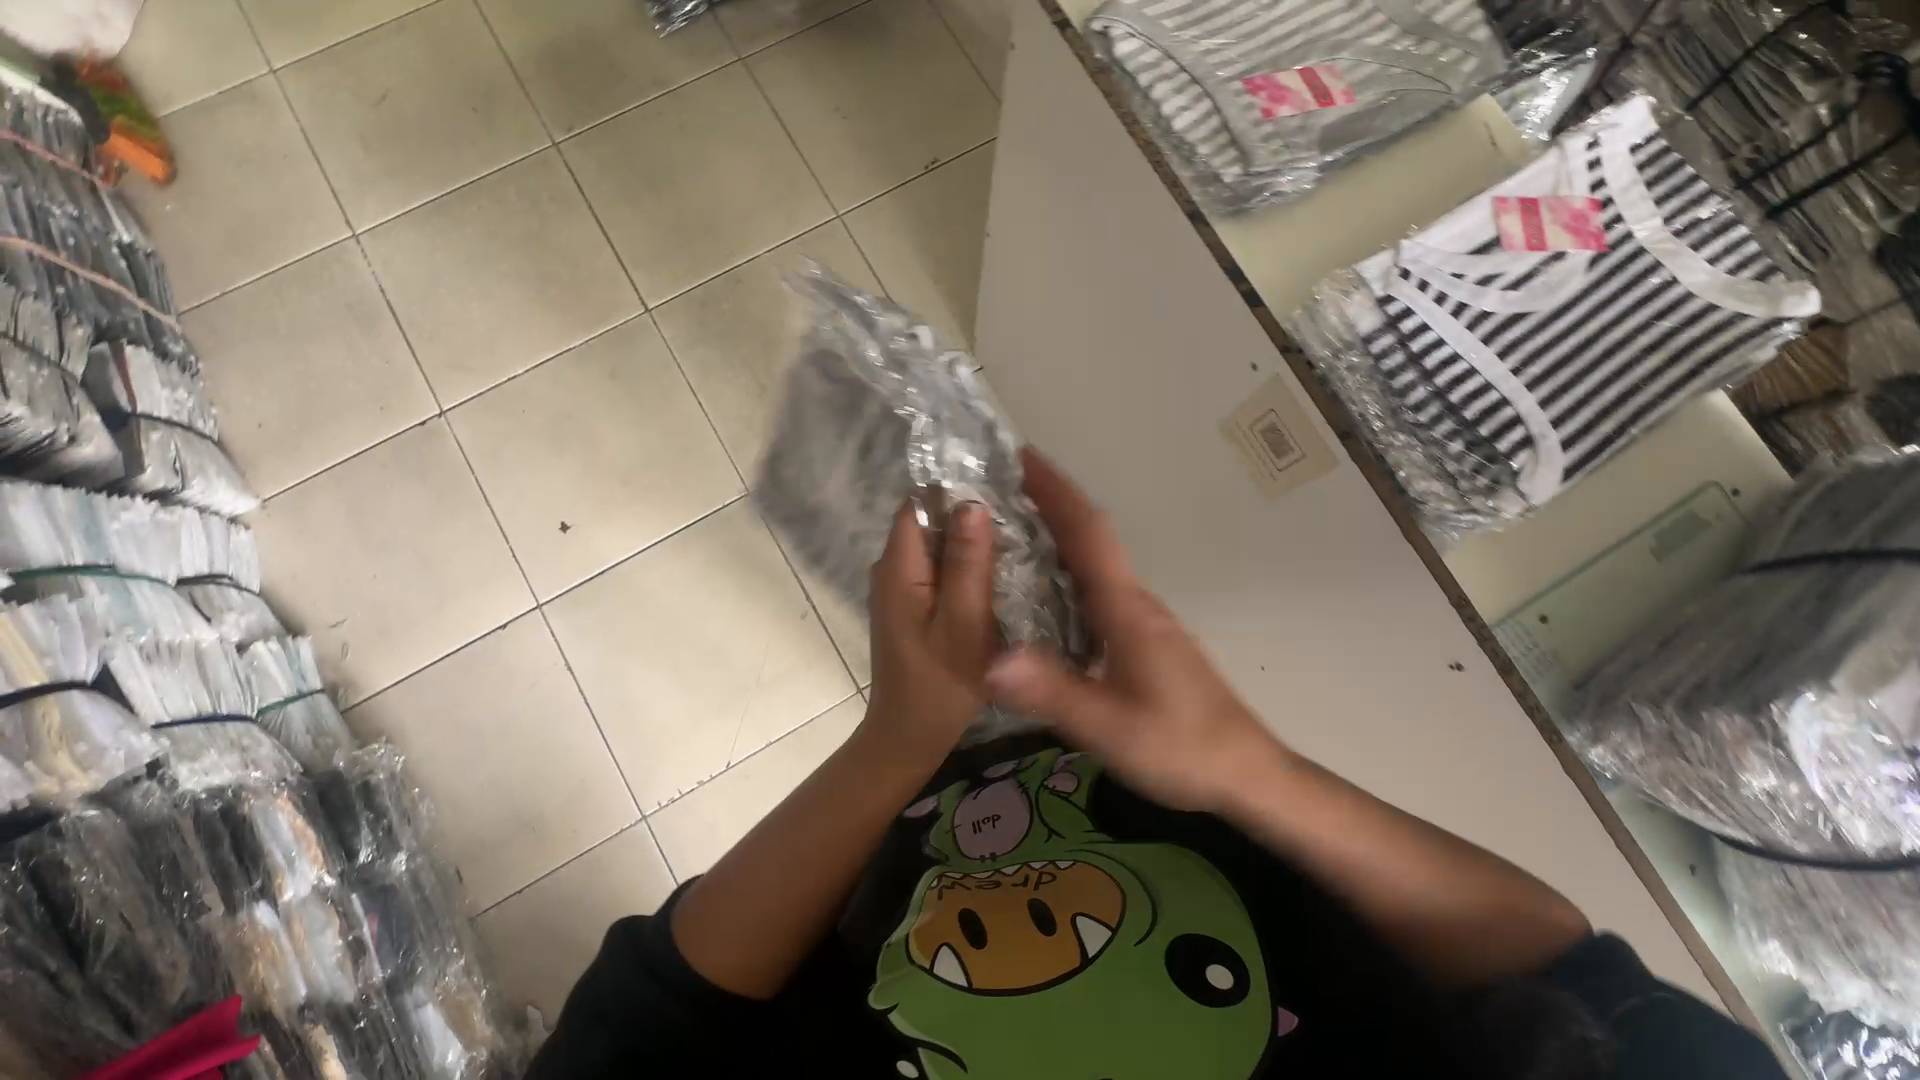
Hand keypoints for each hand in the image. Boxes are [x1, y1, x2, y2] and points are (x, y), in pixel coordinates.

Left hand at [863, 498, 999, 760]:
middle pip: (929, 521)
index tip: (1003, 491)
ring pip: (936, 546)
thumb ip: (966, 564)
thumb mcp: (961, 624)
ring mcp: (899, 588)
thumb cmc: (940, 684)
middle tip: (1021, 518)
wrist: (908, 737)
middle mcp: (890, 569)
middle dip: (970, 515)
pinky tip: (998, 575)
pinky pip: (937, 570)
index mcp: (897, 567)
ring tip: (1018, 541)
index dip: (958, 490)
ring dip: (970, 543)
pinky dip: (964, 568)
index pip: (920, 502)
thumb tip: (973, 503)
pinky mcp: (910, 606)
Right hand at [985, 450, 1289, 812]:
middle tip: (1000, 488)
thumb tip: (988, 658)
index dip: (1056, 491)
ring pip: (1096, 566)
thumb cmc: (1182, 746)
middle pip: (1091, 540)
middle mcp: (1136, 605)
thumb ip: (1051, 693)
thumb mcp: (1109, 727)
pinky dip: (1069, 574)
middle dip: (1050, 505)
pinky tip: (1045, 596)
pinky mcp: (1146, 644)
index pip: (1088, 534)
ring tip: (1012, 530)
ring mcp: (1144, 624)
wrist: (1246, 774)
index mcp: (1126, 610)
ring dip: (1059, 537)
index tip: (1023, 455)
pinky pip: (1099, 592)